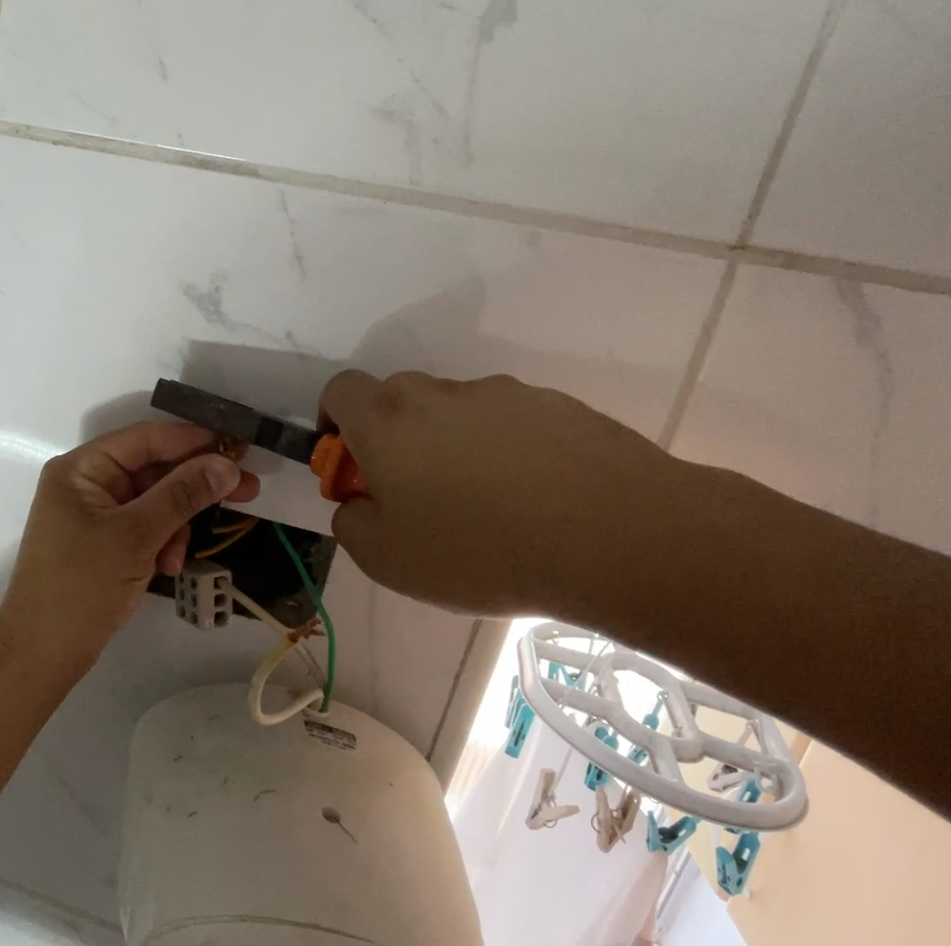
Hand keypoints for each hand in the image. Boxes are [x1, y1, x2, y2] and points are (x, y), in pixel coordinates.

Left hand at [0, 422, 258, 679]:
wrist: (42, 652)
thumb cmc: (81, 585)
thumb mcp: (136, 536)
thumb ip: (182, 495)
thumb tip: (226, 464)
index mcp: (82, 468)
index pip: (146, 439)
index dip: (194, 440)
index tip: (240, 447)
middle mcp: (86, 483)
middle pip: (152, 469)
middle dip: (193, 485)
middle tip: (247, 490)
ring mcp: (94, 515)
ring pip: (153, 502)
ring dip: (176, 524)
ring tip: (179, 558)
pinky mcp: (103, 543)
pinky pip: (144, 528)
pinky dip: (161, 543)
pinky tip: (167, 568)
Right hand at [320, 370, 698, 618]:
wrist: (616, 535)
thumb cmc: (480, 549)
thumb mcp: (387, 559)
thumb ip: (351, 524)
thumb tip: (357, 505)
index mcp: (387, 421)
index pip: (340, 390)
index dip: (334, 420)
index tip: (349, 463)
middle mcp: (439, 394)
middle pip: (398, 398)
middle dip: (394, 437)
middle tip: (415, 493)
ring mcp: (504, 395)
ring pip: (457, 412)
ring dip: (453, 445)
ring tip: (489, 507)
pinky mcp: (560, 406)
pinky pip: (513, 424)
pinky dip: (509, 452)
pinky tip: (537, 502)